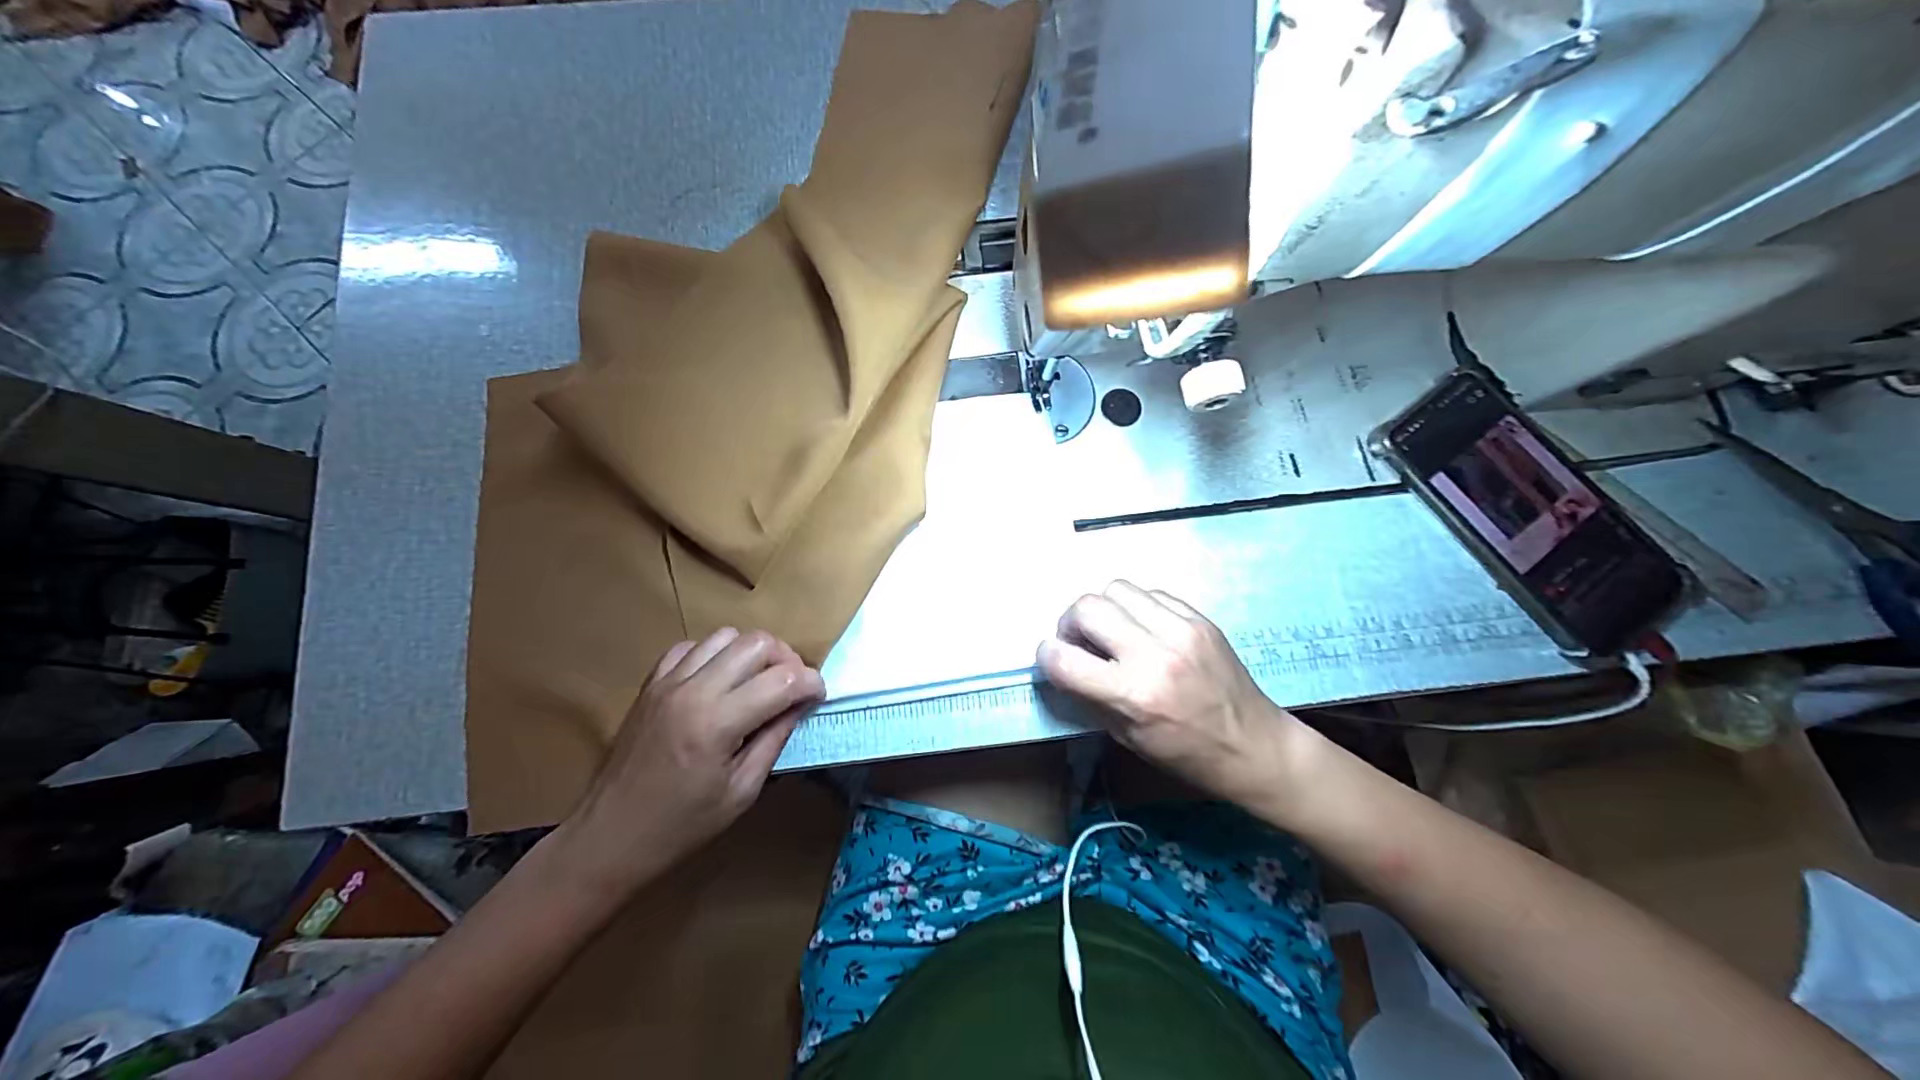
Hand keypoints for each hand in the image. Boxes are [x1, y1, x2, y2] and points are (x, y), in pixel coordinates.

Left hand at [551, 627, 824, 894]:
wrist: (610, 837)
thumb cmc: (682, 826)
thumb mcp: (742, 791)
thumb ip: (775, 738)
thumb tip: (801, 704)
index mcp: (718, 723)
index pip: (783, 679)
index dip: (812, 683)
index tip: (819, 696)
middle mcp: (693, 690)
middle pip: (757, 643)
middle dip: (786, 659)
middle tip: (792, 687)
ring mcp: (668, 682)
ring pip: (725, 636)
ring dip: (751, 653)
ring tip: (758, 682)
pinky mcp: (651, 684)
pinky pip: (691, 647)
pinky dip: (714, 656)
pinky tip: (719, 682)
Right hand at [1036, 581, 1307, 808]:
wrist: (1255, 746)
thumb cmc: (1186, 754)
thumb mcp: (1126, 737)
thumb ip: (1089, 695)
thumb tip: (1061, 663)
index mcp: (1133, 696)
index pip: (1063, 658)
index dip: (1047, 656)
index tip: (1052, 659)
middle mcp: (1155, 655)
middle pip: (1087, 607)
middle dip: (1071, 623)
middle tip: (1080, 642)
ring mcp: (1181, 631)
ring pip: (1117, 588)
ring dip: (1104, 609)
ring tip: (1113, 632)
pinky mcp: (1200, 619)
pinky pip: (1152, 594)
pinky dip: (1137, 608)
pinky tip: (1145, 630)